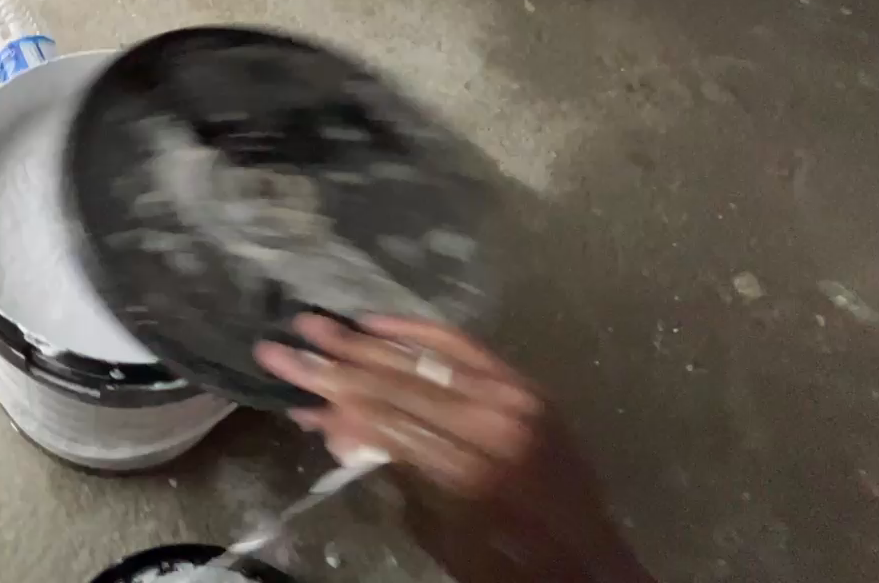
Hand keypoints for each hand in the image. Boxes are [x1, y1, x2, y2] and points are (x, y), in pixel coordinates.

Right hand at [255, 315, 652, 582]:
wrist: (598, 571)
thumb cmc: (511, 568)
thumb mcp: (441, 537)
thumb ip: (389, 472)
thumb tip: (328, 423)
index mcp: (473, 475)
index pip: (381, 421)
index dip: (330, 401)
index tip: (289, 384)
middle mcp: (492, 426)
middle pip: (391, 384)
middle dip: (328, 365)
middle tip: (280, 345)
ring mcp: (512, 398)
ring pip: (417, 360)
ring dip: (357, 341)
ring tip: (311, 322)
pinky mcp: (523, 385)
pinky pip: (459, 345)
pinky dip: (413, 331)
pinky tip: (372, 320)